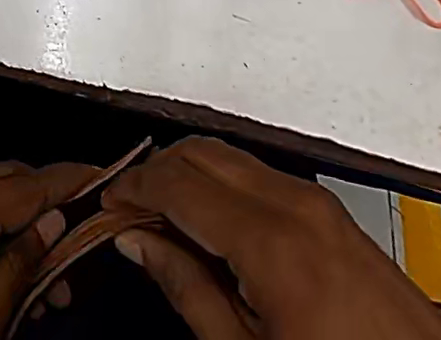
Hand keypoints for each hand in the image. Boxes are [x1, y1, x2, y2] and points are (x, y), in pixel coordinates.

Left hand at [0, 161, 95, 339]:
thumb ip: (16, 271)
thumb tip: (53, 227)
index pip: (28, 184)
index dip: (72, 182)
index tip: (106, 179)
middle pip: (8, 178)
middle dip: (49, 206)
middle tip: (83, 247)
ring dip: (21, 222)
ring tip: (51, 280)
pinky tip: (9, 269)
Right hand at [102, 138, 440, 339]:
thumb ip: (186, 288)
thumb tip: (141, 242)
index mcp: (272, 242)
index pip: (178, 183)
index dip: (133, 187)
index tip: (111, 201)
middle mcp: (295, 205)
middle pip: (201, 152)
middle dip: (157, 171)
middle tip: (130, 209)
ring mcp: (317, 201)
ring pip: (228, 155)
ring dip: (188, 173)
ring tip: (166, 217)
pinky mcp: (329, 208)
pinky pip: (258, 173)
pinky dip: (220, 182)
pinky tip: (209, 220)